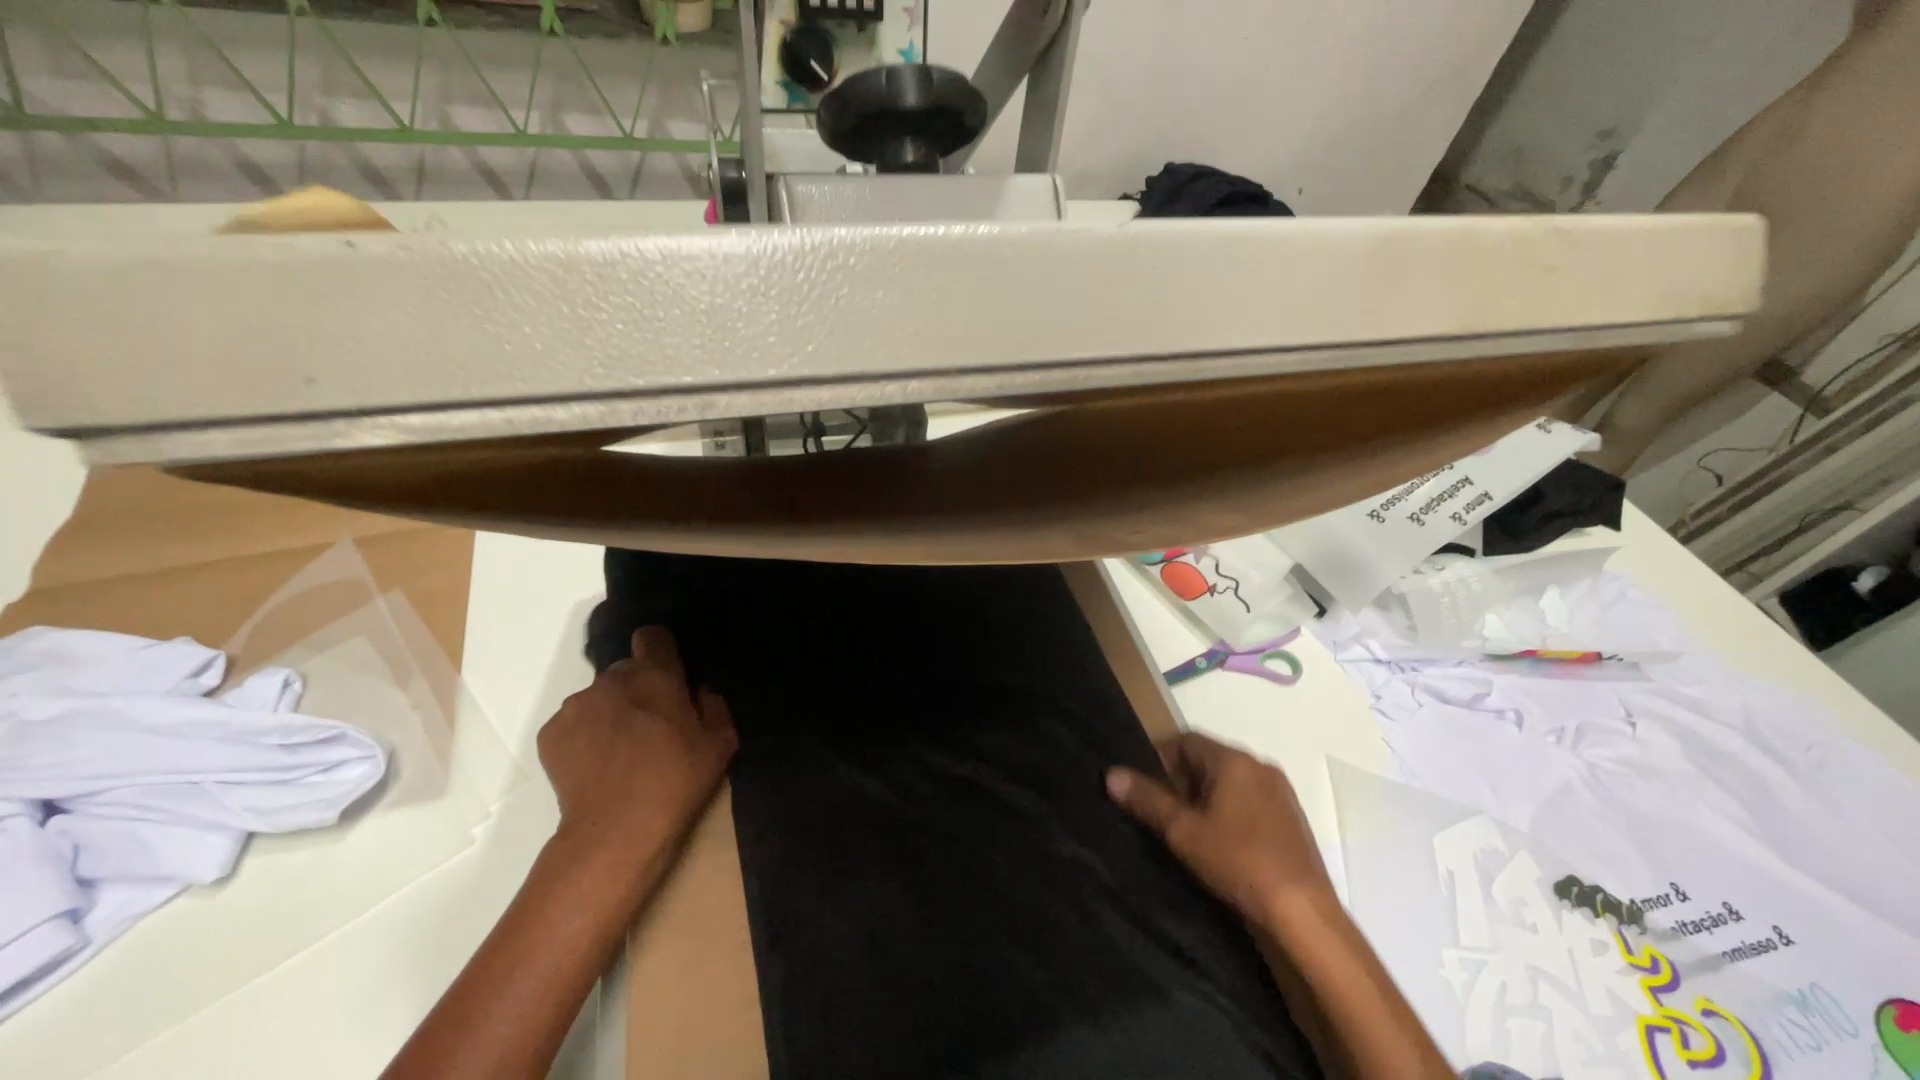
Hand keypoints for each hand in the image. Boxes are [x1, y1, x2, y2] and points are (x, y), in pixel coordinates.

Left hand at [537, 626, 736, 852]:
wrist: (616, 830)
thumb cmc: (676, 783)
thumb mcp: (720, 747)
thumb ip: (715, 708)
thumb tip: (700, 692)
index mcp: (655, 676)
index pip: (652, 637)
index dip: (661, 653)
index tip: (668, 680)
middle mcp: (611, 681)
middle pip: (625, 672)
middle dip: (637, 692)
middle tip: (650, 730)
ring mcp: (576, 706)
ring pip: (597, 699)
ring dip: (609, 715)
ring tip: (620, 754)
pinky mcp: (550, 733)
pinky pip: (573, 725)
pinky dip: (584, 738)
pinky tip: (597, 767)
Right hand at [1107, 732, 1333, 926]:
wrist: (1302, 913)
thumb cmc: (1238, 862)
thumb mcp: (1183, 832)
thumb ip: (1147, 800)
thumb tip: (1112, 774)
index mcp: (1235, 760)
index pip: (1186, 739)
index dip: (1158, 757)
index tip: (1141, 786)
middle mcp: (1261, 766)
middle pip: (1209, 759)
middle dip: (1180, 781)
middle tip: (1160, 813)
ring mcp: (1281, 793)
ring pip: (1230, 783)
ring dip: (1204, 799)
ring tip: (1186, 831)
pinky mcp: (1291, 820)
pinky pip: (1249, 802)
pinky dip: (1228, 813)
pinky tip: (1219, 845)